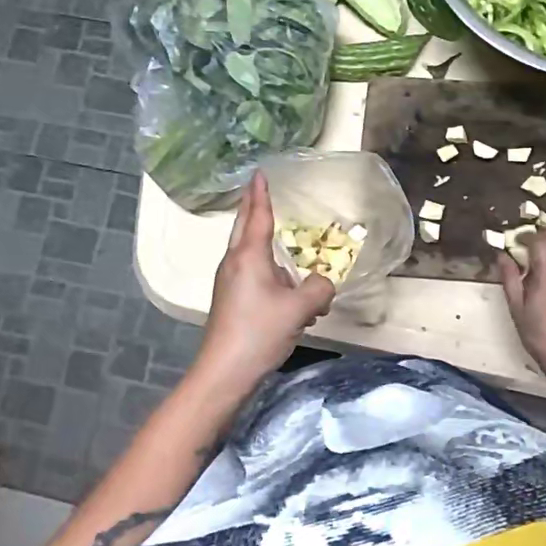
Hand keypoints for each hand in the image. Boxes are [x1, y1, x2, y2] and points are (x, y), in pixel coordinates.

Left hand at [195, 172, 334, 382]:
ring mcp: (230, 283)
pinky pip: (256, 276)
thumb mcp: (299, 309)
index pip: (258, 216)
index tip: (259, 173)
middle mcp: (235, 264)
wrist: (223, 373)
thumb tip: (323, 283)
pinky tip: (293, 298)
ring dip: (272, 251)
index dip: (261, 194)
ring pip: (253, 255)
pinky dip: (274, 276)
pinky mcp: (232, 301)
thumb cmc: (258, 332)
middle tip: (261, 189)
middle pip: (246, 228)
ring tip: (293, 257)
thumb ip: (319, 289)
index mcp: (249, 257)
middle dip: (255, 208)